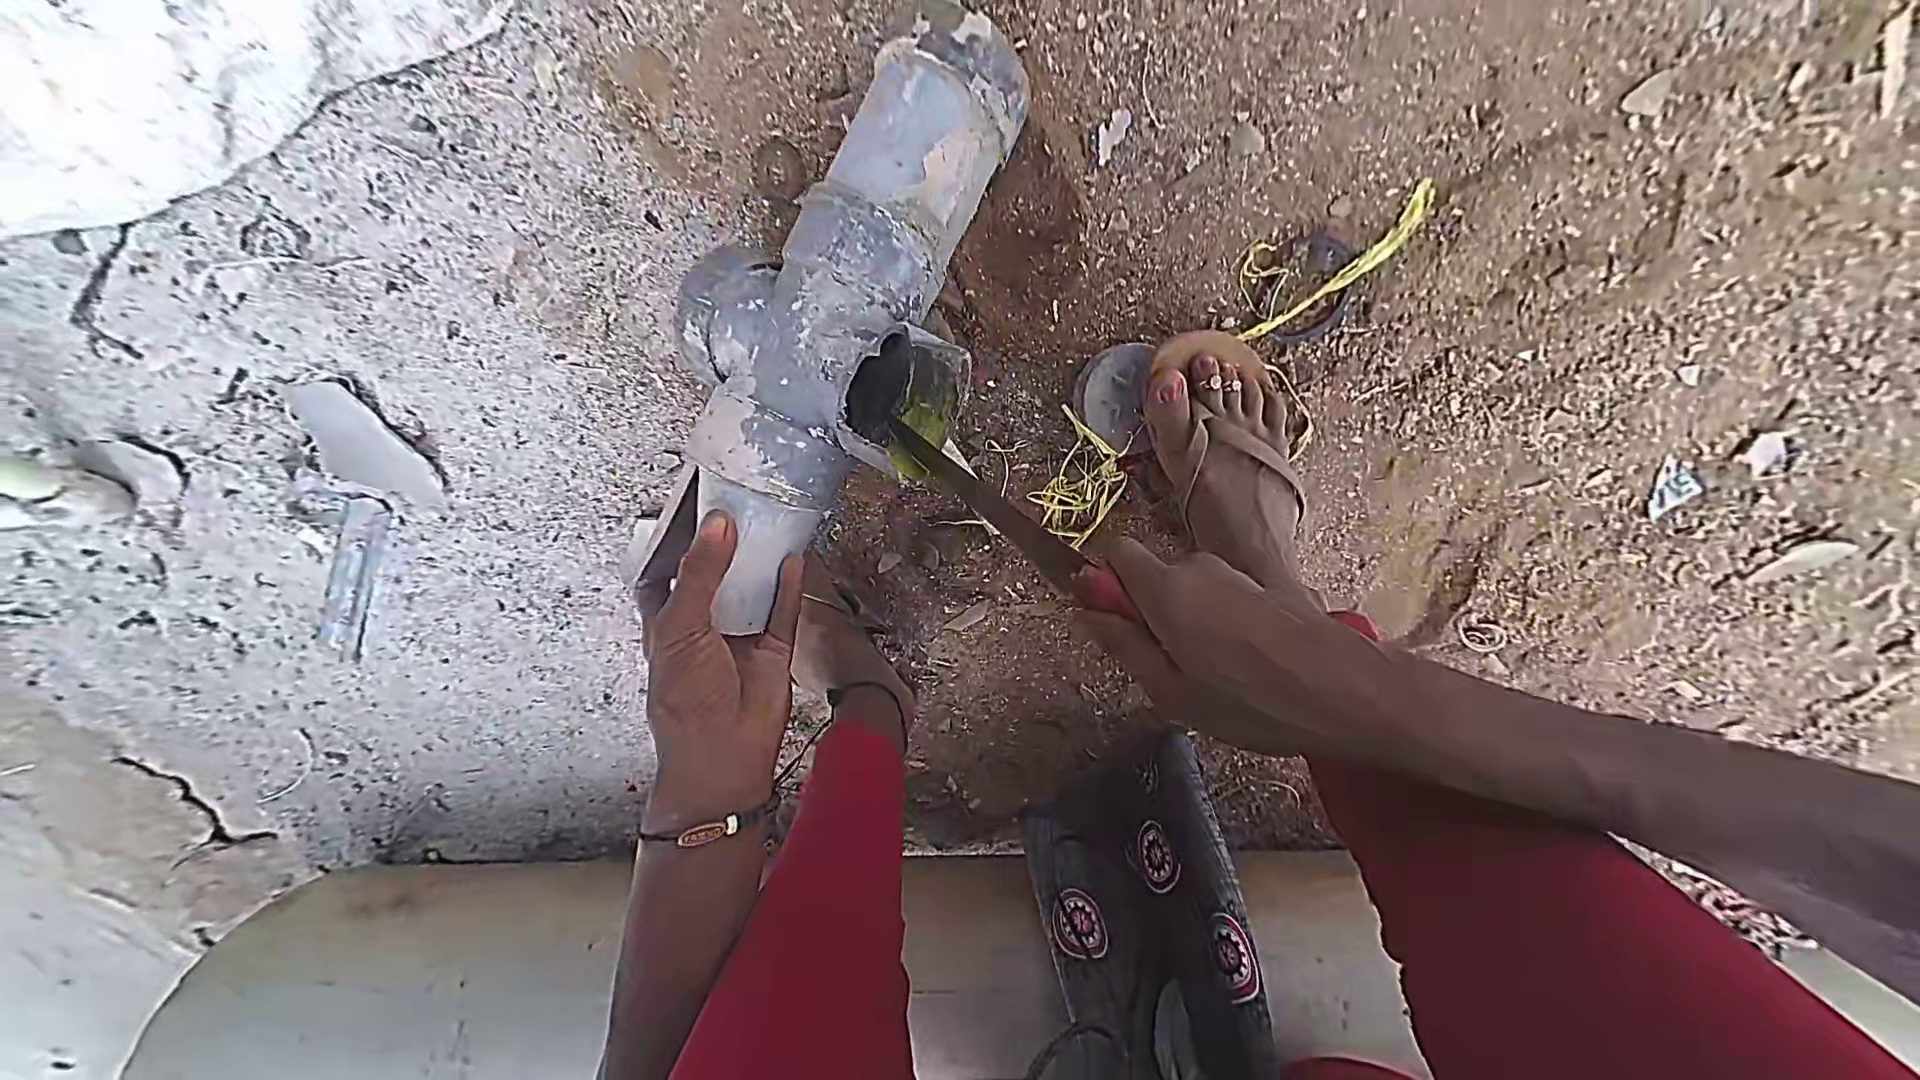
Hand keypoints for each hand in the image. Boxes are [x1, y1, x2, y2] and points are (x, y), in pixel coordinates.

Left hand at [641, 510, 803, 830]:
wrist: (725, 752)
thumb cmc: (686, 700)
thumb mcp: (680, 628)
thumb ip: (700, 574)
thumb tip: (718, 526)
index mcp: (668, 620)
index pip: (668, 570)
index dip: (678, 541)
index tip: (694, 507)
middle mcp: (705, 623)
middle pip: (716, 573)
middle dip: (725, 544)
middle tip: (739, 507)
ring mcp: (740, 633)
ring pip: (752, 587)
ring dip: (759, 560)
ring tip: (768, 523)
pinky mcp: (773, 646)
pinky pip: (783, 608)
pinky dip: (789, 584)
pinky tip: (793, 559)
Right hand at [1072, 540, 1394, 753]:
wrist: (1350, 691)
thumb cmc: (1249, 699)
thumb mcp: (1170, 689)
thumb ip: (1121, 645)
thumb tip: (1085, 613)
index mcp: (1165, 587)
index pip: (1115, 553)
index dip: (1107, 585)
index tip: (1119, 626)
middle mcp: (1196, 566)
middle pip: (1151, 575)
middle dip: (1148, 612)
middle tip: (1168, 666)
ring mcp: (1234, 573)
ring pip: (1186, 588)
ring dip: (1184, 621)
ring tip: (1211, 673)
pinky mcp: (1264, 585)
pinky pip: (1218, 596)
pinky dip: (1215, 622)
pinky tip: (1243, 664)